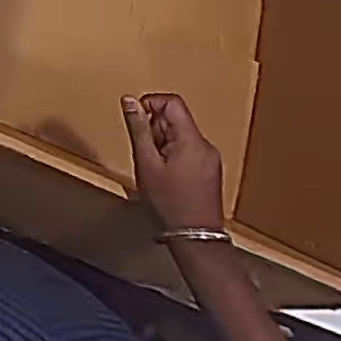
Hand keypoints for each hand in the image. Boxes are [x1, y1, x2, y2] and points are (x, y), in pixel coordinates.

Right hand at [123, 93, 223, 231]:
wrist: (195, 241)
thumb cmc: (169, 205)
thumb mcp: (146, 164)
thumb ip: (138, 128)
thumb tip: (129, 99)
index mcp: (191, 140)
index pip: (172, 102)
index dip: (151, 105)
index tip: (138, 123)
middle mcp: (205, 145)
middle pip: (176, 118)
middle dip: (156, 130)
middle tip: (147, 155)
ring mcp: (210, 158)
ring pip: (180, 134)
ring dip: (163, 143)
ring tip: (157, 169)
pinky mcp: (210, 170)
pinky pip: (188, 149)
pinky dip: (173, 155)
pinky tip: (167, 177)